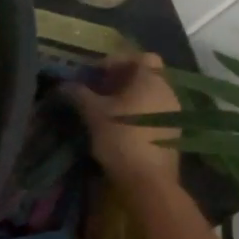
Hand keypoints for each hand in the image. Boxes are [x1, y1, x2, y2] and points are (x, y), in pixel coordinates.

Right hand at [66, 53, 180, 188]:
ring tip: (105, 109)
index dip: (116, 61)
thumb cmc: (120, 137)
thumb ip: (78, 93)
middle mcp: (168, 92)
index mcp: (151, 80)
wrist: (147, 181)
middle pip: (146, 75)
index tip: (95, 75)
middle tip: (97, 90)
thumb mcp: (92, 112)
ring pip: (150, 94)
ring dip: (129, 97)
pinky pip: (155, 111)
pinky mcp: (173, 133)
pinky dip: (138, 112)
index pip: (140, 57)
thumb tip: (63, 85)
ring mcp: (174, 114)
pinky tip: (120, 126)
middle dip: (121, 79)